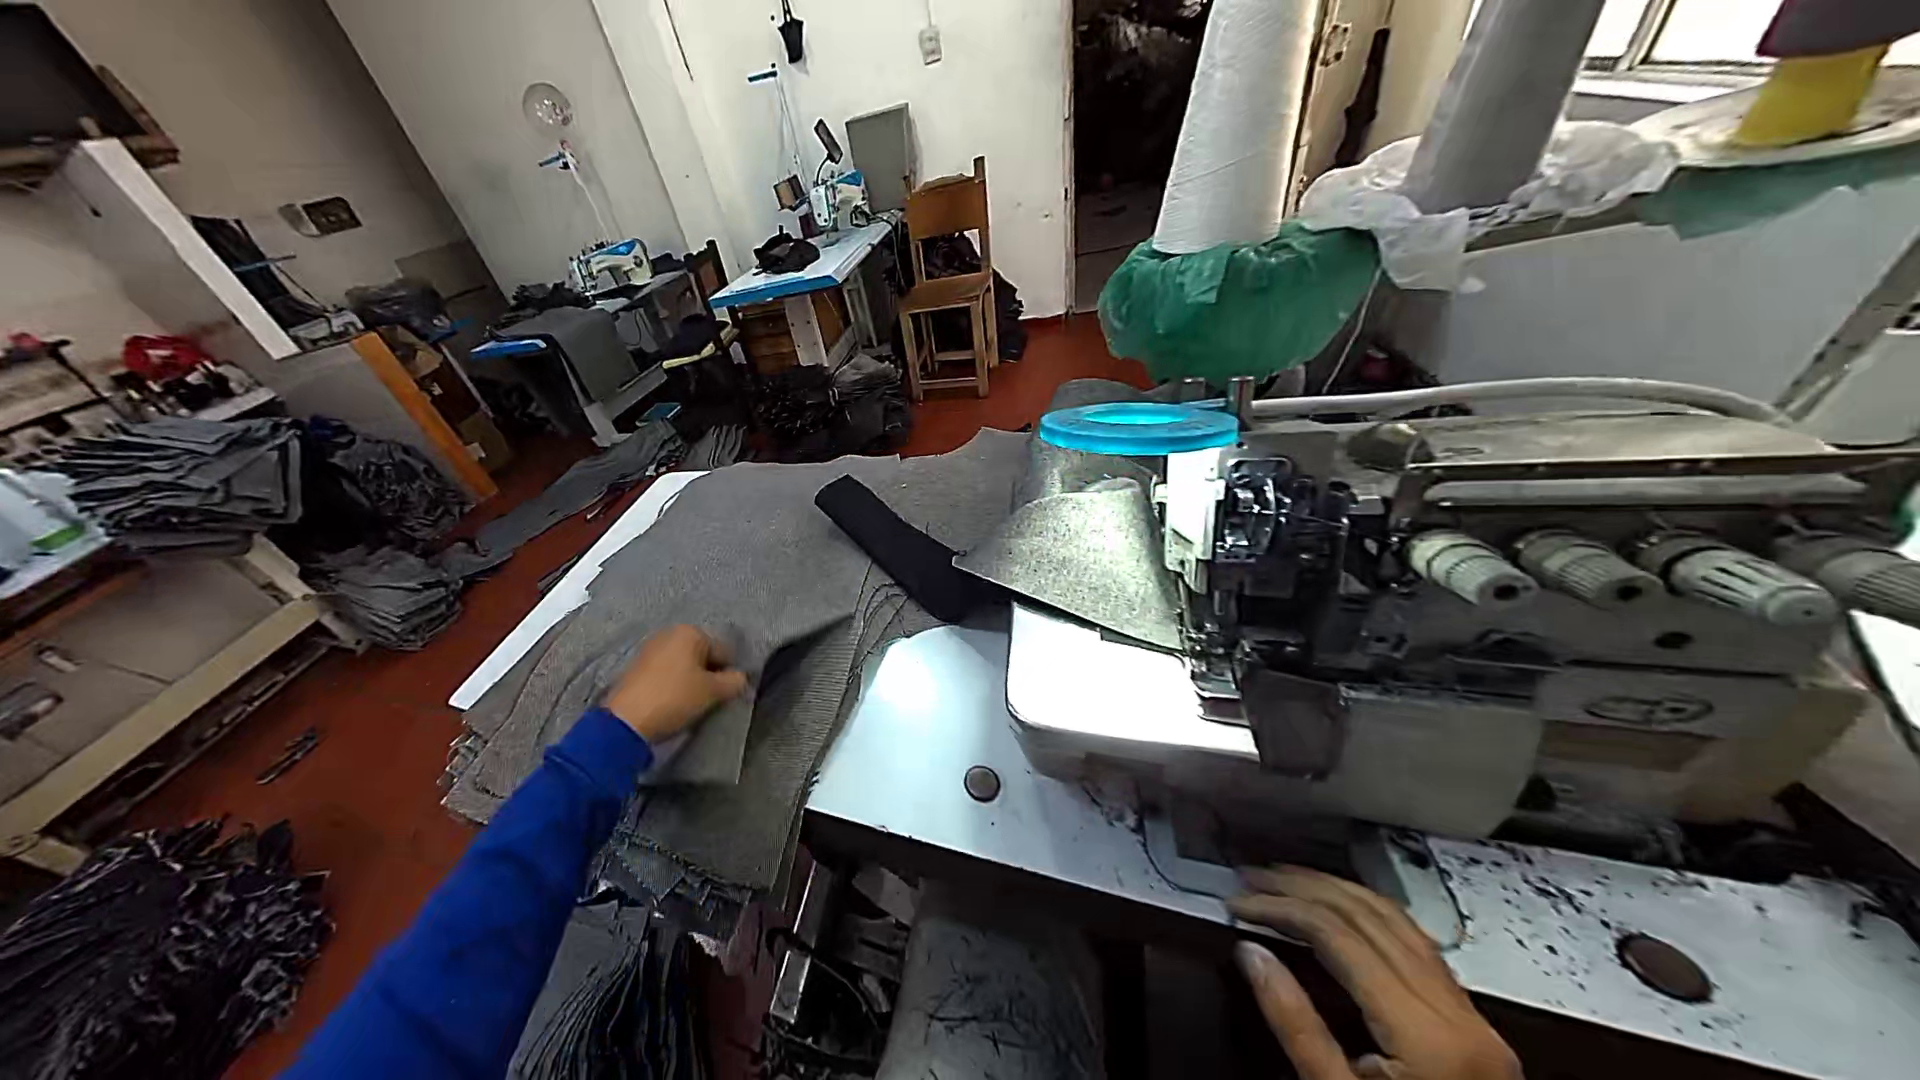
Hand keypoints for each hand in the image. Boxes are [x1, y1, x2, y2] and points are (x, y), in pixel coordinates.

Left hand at [603, 625, 748, 742]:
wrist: (625, 722)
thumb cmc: (675, 698)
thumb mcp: (713, 691)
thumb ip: (735, 681)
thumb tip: (740, 678)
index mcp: (690, 632)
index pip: (724, 652)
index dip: (728, 674)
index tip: (723, 694)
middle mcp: (669, 634)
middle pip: (703, 656)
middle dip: (709, 675)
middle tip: (707, 699)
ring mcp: (649, 649)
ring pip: (684, 665)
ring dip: (691, 681)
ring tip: (688, 703)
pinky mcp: (635, 667)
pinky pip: (666, 672)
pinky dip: (673, 684)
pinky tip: (670, 701)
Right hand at [1229, 866, 1520, 1079]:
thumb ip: (1296, 1028)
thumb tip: (1252, 955)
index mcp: (1426, 1038)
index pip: (1338, 936)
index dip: (1281, 908)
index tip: (1239, 905)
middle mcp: (1458, 1016)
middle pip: (1366, 916)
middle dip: (1301, 888)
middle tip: (1253, 878)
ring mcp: (1473, 1018)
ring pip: (1395, 919)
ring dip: (1334, 890)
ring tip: (1286, 879)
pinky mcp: (1473, 1024)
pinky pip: (1416, 942)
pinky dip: (1369, 912)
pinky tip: (1340, 906)